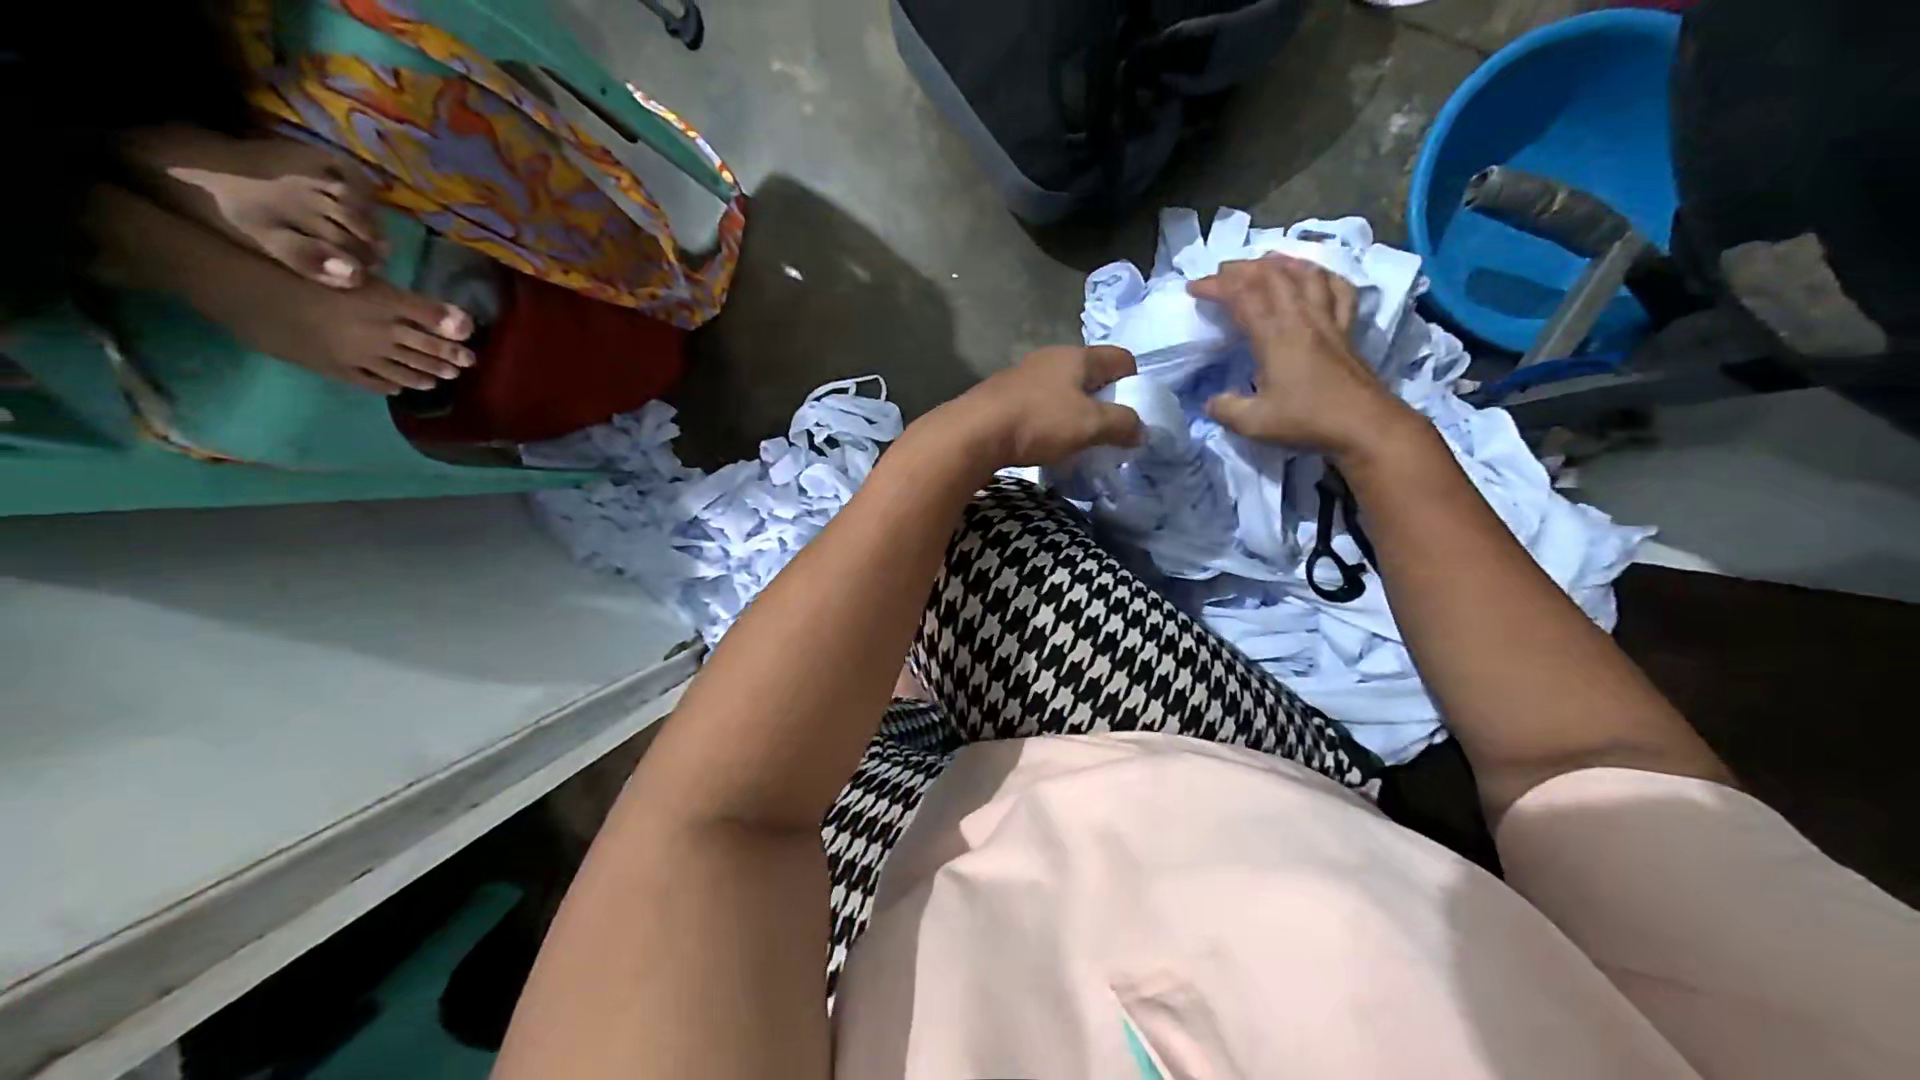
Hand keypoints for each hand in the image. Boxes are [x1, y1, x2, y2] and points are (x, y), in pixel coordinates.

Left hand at [932, 345, 1144, 467]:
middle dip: (1103, 399)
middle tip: (1107, 429)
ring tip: (1076, 440)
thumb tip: (1140, 430)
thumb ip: (1122, 424)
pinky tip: (1044, 440)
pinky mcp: (1003, 395)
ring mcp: (1023, 374)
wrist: (974, 433)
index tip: (1133, 411)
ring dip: (1074, 411)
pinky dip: (1049, 418)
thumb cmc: (1039, 422)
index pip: (1121, 357)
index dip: (1134, 382)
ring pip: (1062, 389)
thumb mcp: (1090, 425)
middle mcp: (1050, 357)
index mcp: (1077, 356)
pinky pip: (1039, 403)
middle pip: (1090, 373)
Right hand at [1188, 255, 1413, 456]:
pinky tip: (1315, 276)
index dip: (1216, 287)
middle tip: (1222, 271)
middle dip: (1243, 268)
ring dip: (1281, 263)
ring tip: (1265, 261)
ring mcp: (1328, 320)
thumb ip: (1226, 409)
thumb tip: (1211, 402)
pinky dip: (1323, 276)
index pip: (1242, 297)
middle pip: (1272, 276)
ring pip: (1305, 275)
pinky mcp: (1347, 329)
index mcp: (1275, 336)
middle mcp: (1301, 318)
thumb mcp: (1253, 423)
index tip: (1194, 288)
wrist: (1364, 425)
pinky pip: (1337, 290)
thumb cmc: (1306, 420)